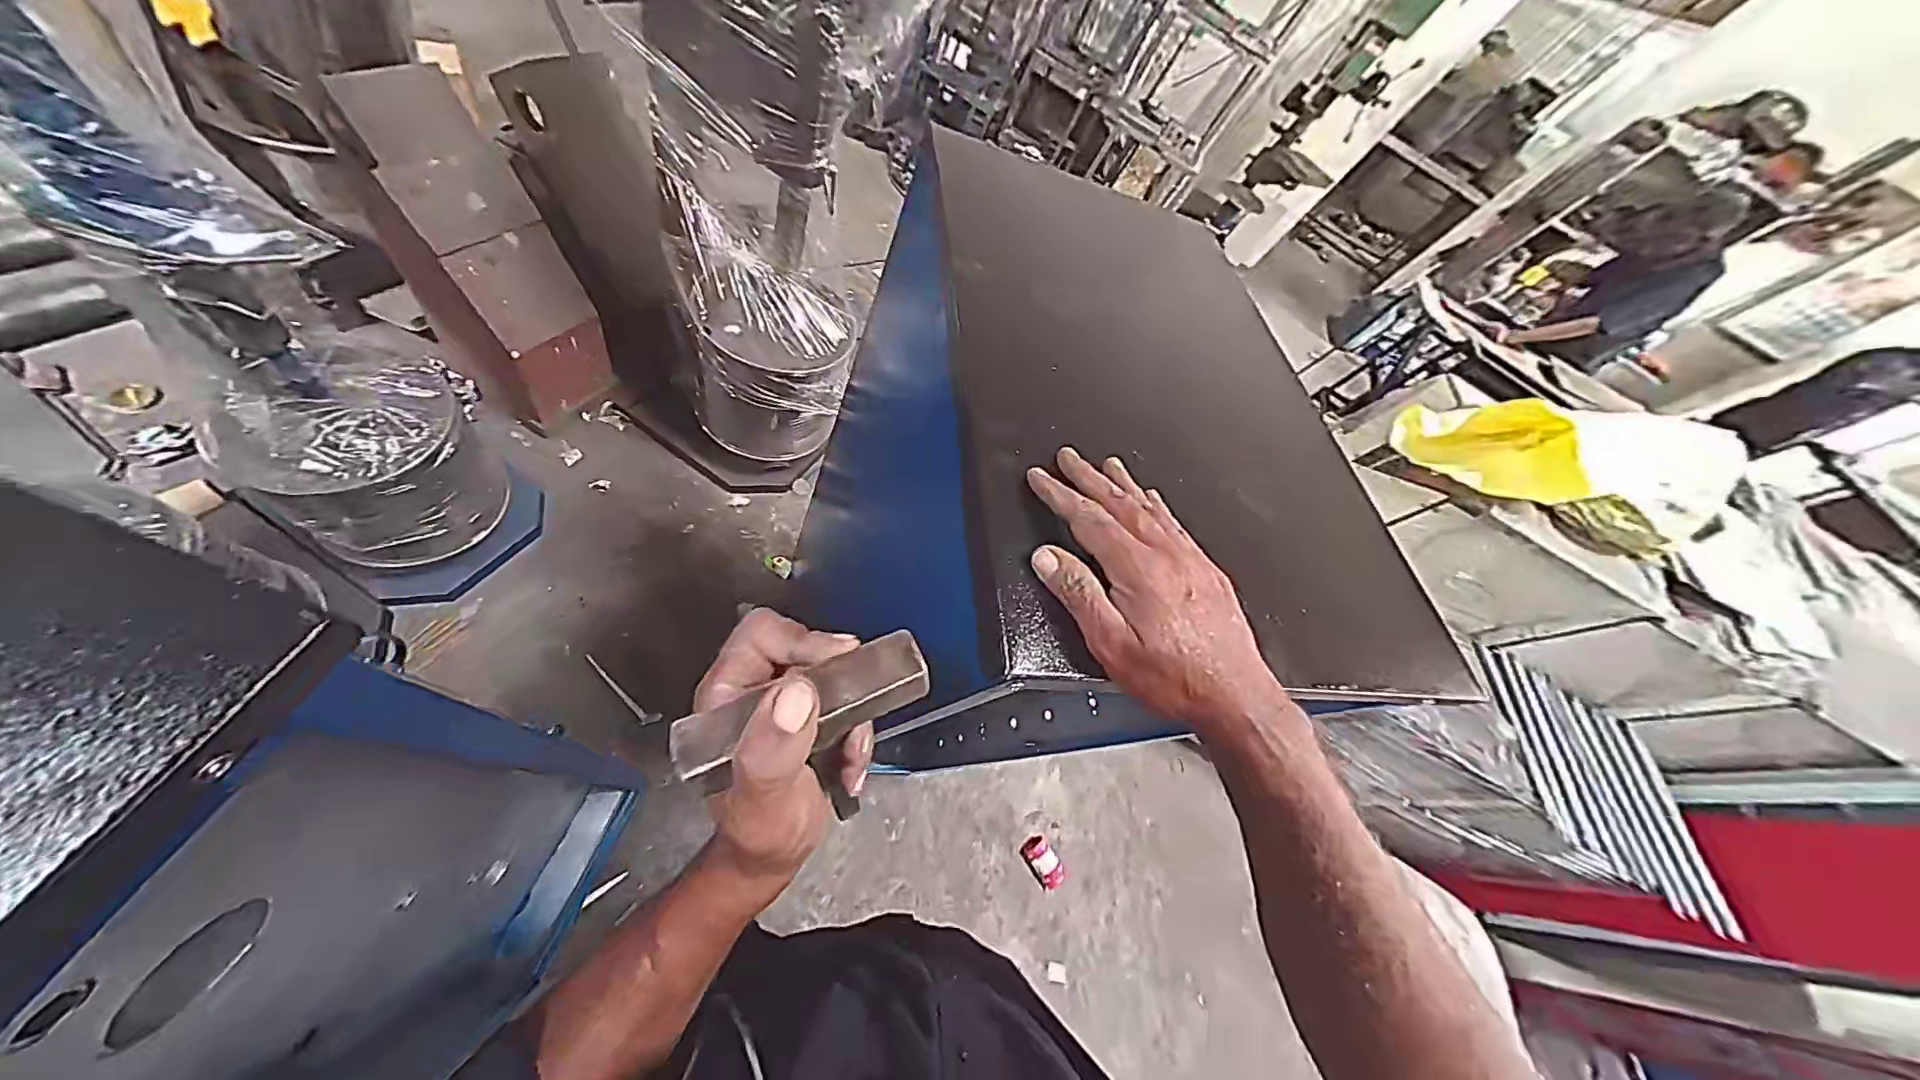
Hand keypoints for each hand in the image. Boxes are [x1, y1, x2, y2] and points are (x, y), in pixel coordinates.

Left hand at [694, 609, 872, 889]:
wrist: (773, 857)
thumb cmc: (756, 832)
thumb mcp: (762, 796)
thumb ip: (772, 748)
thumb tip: (797, 694)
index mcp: (726, 696)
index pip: (763, 635)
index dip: (801, 641)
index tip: (836, 662)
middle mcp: (755, 691)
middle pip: (805, 648)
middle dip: (838, 682)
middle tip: (852, 712)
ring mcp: (787, 703)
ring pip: (835, 675)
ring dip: (855, 713)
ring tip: (850, 754)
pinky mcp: (815, 717)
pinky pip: (850, 701)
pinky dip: (860, 731)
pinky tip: (850, 765)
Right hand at [1025, 447, 1291, 737]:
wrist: (1235, 694)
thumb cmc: (1176, 676)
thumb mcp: (1111, 643)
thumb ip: (1078, 594)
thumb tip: (1048, 559)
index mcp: (1139, 569)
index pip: (1090, 518)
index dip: (1060, 494)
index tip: (1042, 478)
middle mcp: (1167, 555)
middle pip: (1120, 503)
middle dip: (1088, 477)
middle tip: (1068, 458)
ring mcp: (1190, 559)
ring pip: (1148, 508)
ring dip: (1122, 484)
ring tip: (1106, 466)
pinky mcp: (1206, 569)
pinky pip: (1174, 522)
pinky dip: (1155, 504)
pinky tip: (1152, 500)